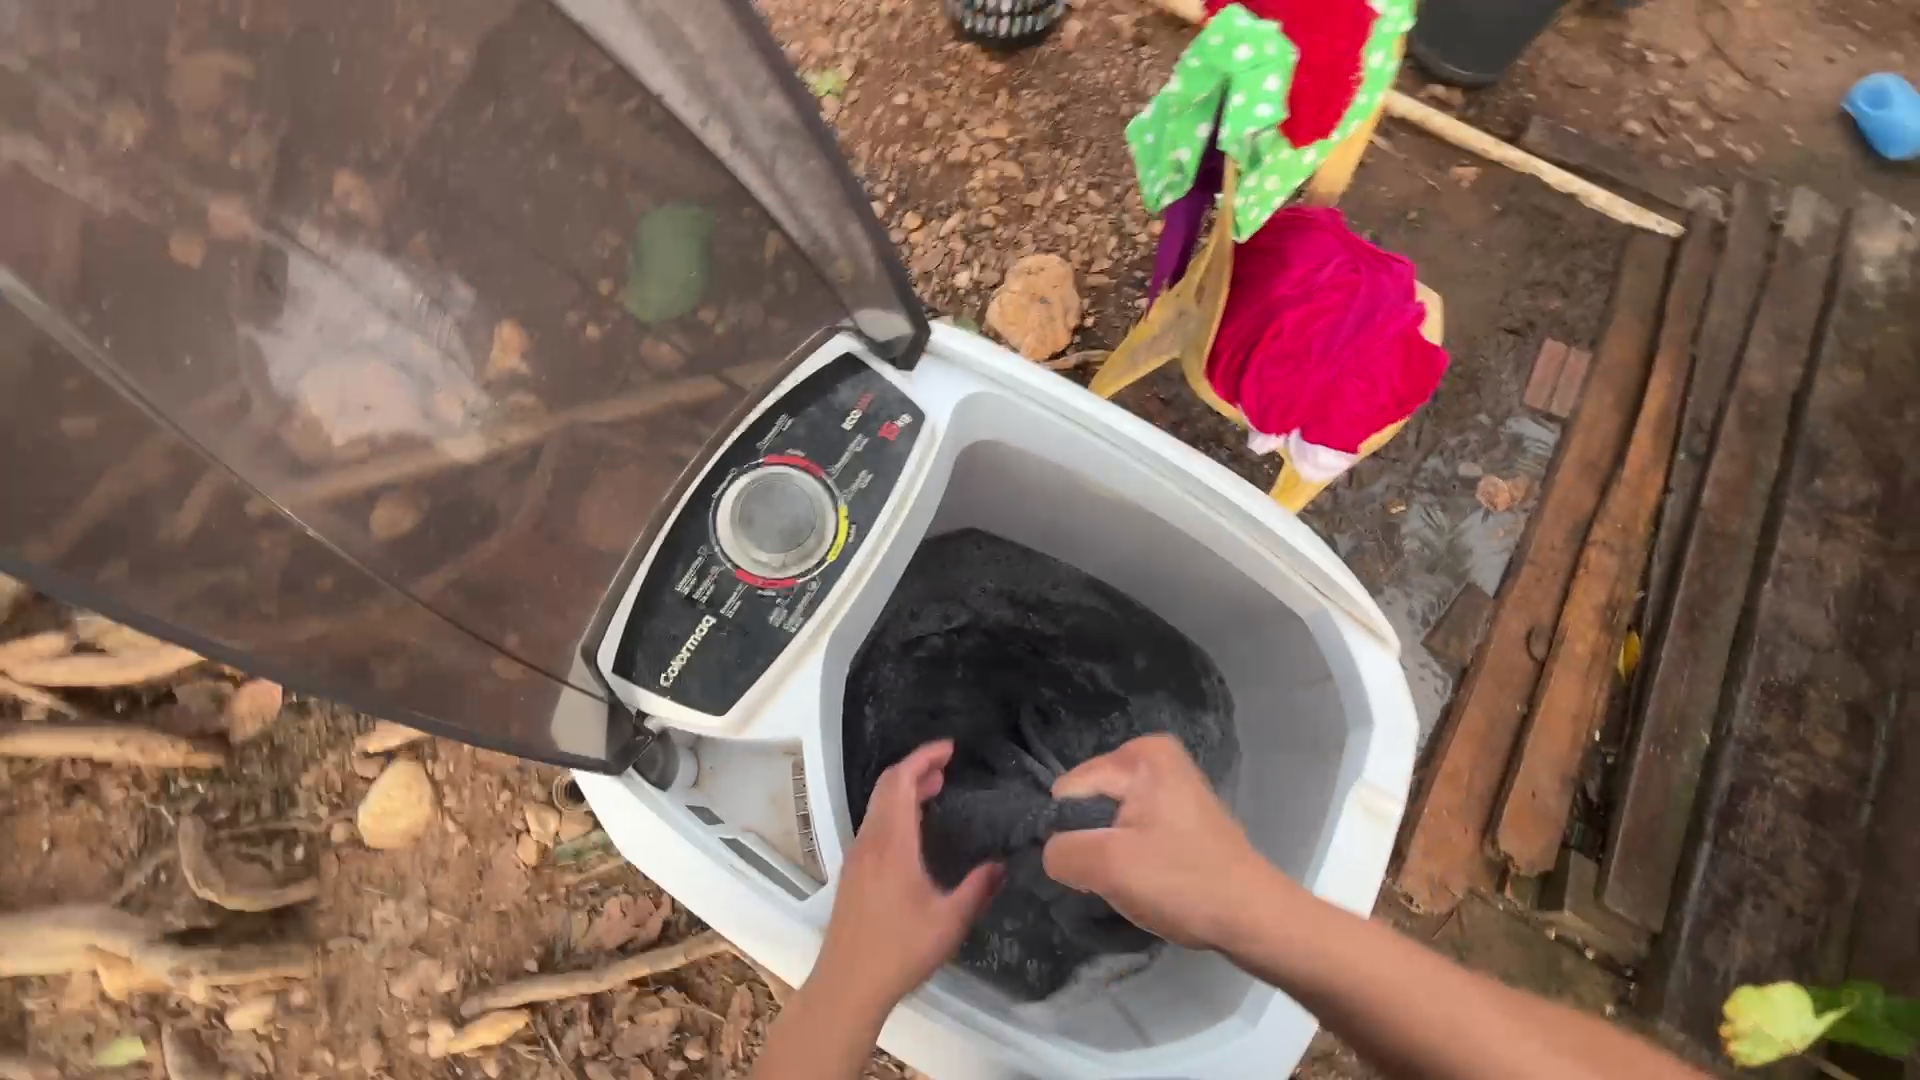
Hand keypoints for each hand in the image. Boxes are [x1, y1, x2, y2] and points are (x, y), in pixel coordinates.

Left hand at [811, 740, 1002, 1015]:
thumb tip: (1001, 864)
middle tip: (948, 764)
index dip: (924, 758)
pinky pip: (874, 821)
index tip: (949, 748)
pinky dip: (896, 807)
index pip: (902, 781)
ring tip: (936, 787)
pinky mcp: (853, 870)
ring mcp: (858, 854)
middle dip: (916, 766)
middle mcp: (870, 840)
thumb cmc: (899, 950)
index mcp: (892, 843)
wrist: (846, 984)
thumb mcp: (949, 922)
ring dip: (905, 787)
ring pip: (878, 803)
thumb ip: (977, 889)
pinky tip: (915, 825)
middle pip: (887, 785)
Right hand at [1042, 734, 1289, 948]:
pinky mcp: (1180, 811)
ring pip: (1109, 817)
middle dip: (1090, 838)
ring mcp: (1171, 782)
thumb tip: (1049, 851)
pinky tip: (1147, 876)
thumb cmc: (1182, 882)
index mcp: (1141, 754)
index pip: (1070, 790)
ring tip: (1130, 878)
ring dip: (1109, 849)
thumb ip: (1061, 852)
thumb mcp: (1109, 867)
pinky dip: (1130, 851)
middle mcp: (1155, 755)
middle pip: (1090, 800)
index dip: (1068, 830)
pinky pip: (1133, 826)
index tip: (1089, 865)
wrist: (1254, 919)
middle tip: (1111, 874)